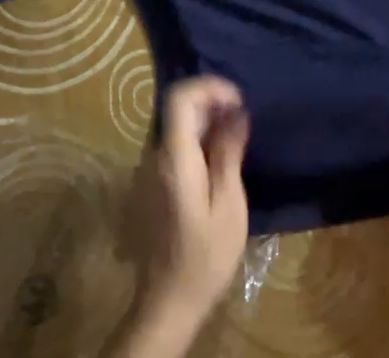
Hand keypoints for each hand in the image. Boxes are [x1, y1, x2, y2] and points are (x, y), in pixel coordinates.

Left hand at [125, 75, 250, 339]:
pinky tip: (217, 160)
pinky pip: (170, 146)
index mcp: (173, 158)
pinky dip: (194, 140)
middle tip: (242, 119)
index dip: (210, 88)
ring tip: (235, 138)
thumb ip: (228, 153)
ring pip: (172, 125)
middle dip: (210, 103)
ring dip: (203, 121)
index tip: (239, 101)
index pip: (180, 98)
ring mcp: (145, 170)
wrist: (168, 300)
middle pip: (175, 108)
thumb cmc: (205, 255)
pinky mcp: (148, 184)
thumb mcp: (228, 204)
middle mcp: (152, 156)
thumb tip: (236, 113)